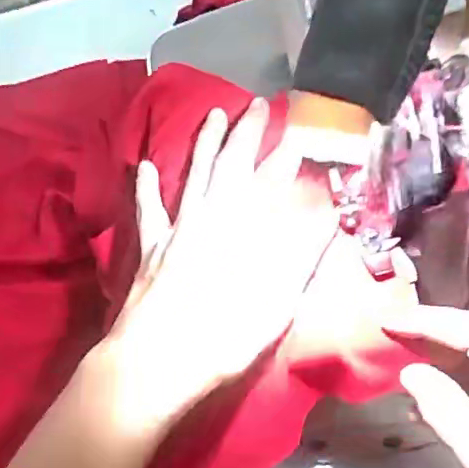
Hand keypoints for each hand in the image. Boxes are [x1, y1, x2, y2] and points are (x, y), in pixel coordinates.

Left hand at [97, 98, 336, 432]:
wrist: (156, 362)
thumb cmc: (221, 340)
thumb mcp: (276, 304)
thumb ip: (300, 257)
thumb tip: (325, 220)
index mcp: (245, 232)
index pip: (273, 182)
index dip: (289, 154)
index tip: (303, 130)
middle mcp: (210, 221)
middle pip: (232, 167)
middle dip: (248, 133)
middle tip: (260, 104)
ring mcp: (176, 232)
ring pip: (192, 176)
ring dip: (205, 144)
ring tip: (214, 114)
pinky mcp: (150, 250)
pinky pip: (149, 210)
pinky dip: (147, 187)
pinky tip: (143, 165)